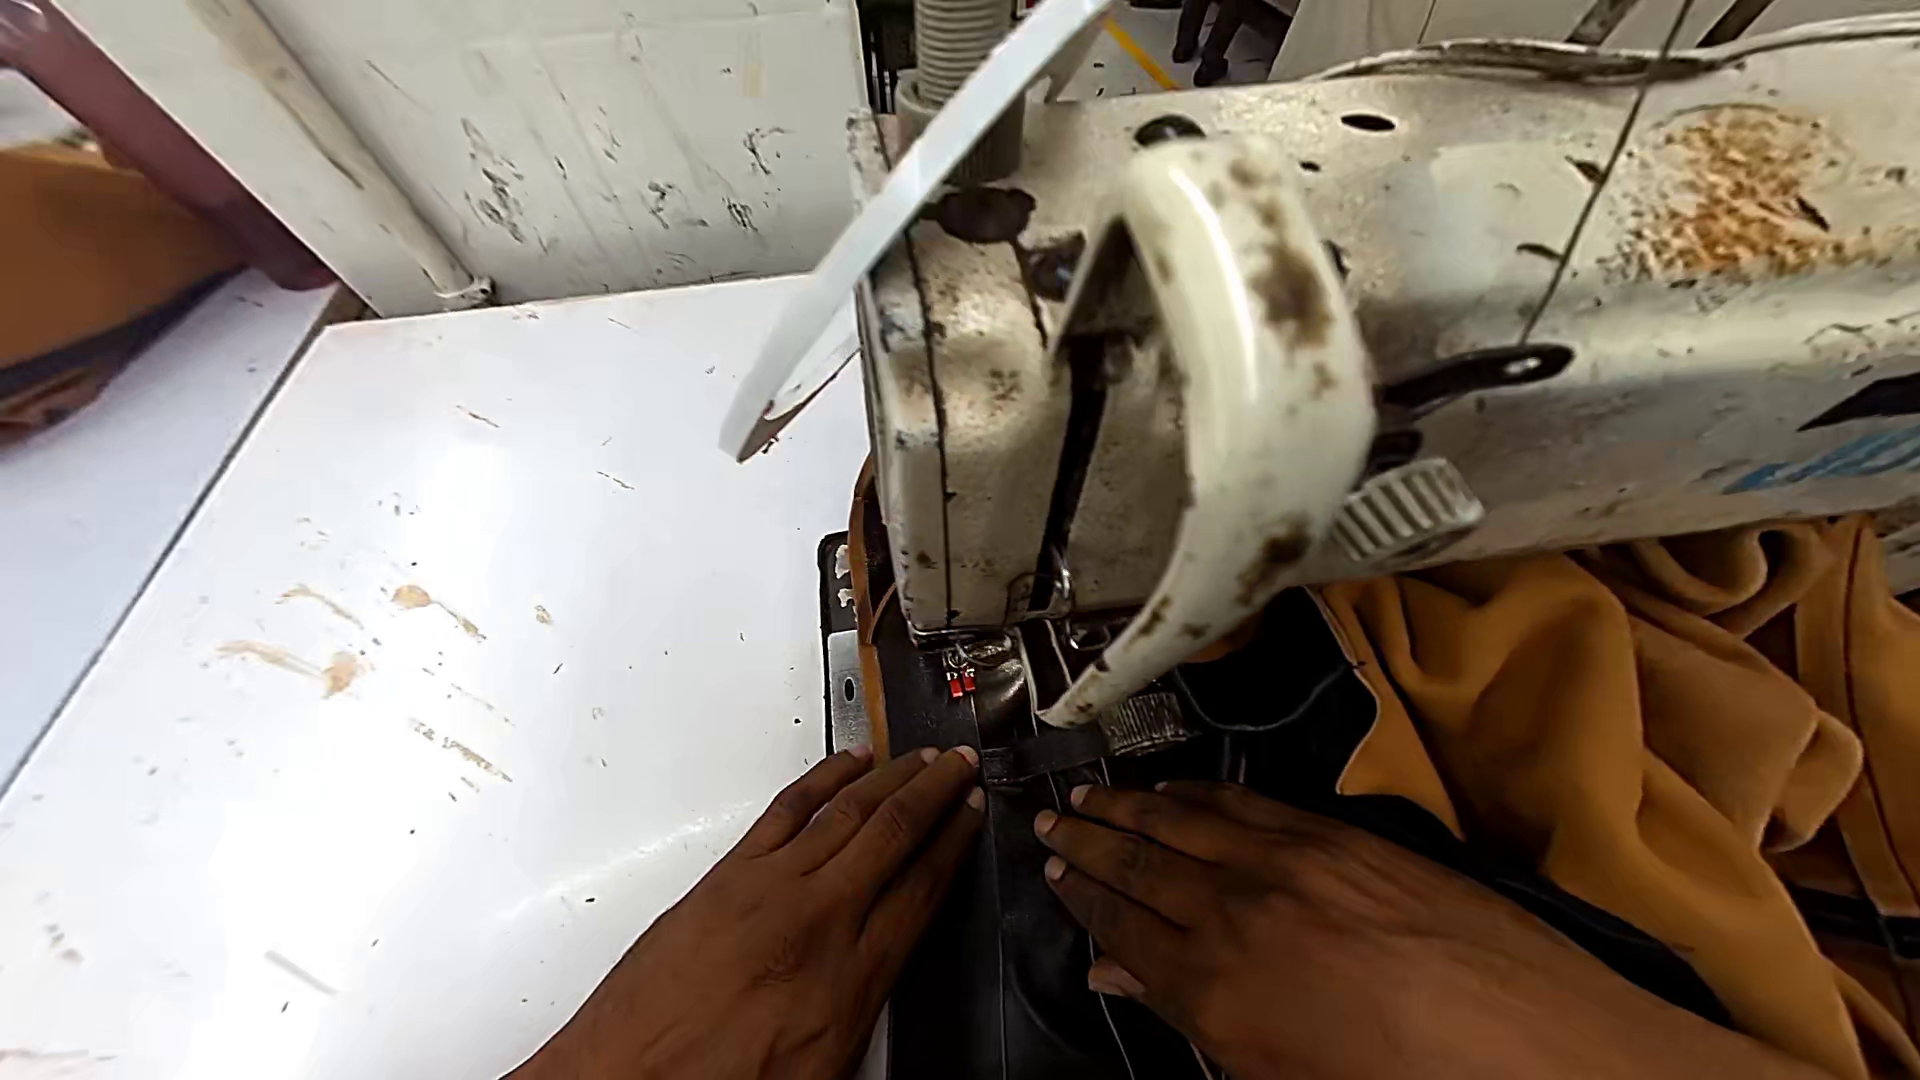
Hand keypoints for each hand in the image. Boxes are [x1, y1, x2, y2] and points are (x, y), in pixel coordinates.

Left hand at [514, 744, 983, 1079]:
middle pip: (895, 832)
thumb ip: (869, 1000)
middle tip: (962, 762)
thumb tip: (893, 949)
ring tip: (923, 754)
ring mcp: (772, 886)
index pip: (923, 888)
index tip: (972, 813)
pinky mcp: (729, 872)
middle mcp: (819, 920)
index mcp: (849, 981)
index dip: (955, 842)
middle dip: (936, 789)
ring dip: (894, 775)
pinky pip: (789, 808)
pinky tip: (851, 761)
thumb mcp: (825, 1070)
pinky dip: (825, 777)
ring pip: (850, 810)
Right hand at [1035, 782, 1823, 1079]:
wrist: (1551, 1056)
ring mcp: (1276, 858)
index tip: (1053, 871)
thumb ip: (1187, 1017)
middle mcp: (1229, 907)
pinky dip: (1189, 793)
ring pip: (1172, 820)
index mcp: (1216, 985)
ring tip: (1085, 795)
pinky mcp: (1322, 829)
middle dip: (1084, 841)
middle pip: (1133, 863)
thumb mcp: (1278, 1078)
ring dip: (1122, 806)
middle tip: (1046, 819)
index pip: (1120, 924)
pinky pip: (1232, 801)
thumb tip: (1110, 970)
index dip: (1081, 895)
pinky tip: (1164, 788)